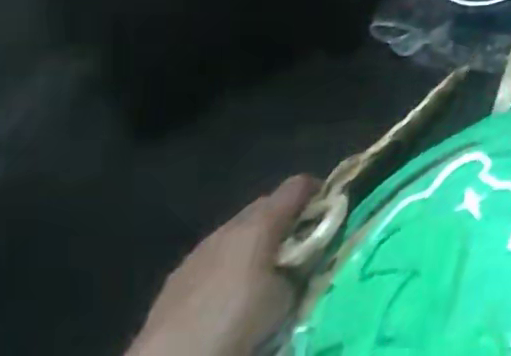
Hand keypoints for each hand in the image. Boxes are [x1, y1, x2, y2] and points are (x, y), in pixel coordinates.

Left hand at [127, 174, 319, 355]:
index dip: (317, 191)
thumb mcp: (284, 301)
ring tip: (267, 270)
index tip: (330, 207)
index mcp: (260, 224)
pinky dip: (231, 262)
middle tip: (302, 243)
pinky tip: (230, 293)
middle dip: (286, 217)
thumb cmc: (236, 324)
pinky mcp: (179, 276)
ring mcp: (201, 249)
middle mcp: (230, 226)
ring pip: (238, 230)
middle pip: (265, 205)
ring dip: (256, 241)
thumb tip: (296, 265)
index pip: (295, 187)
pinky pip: (215, 255)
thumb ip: (295, 272)